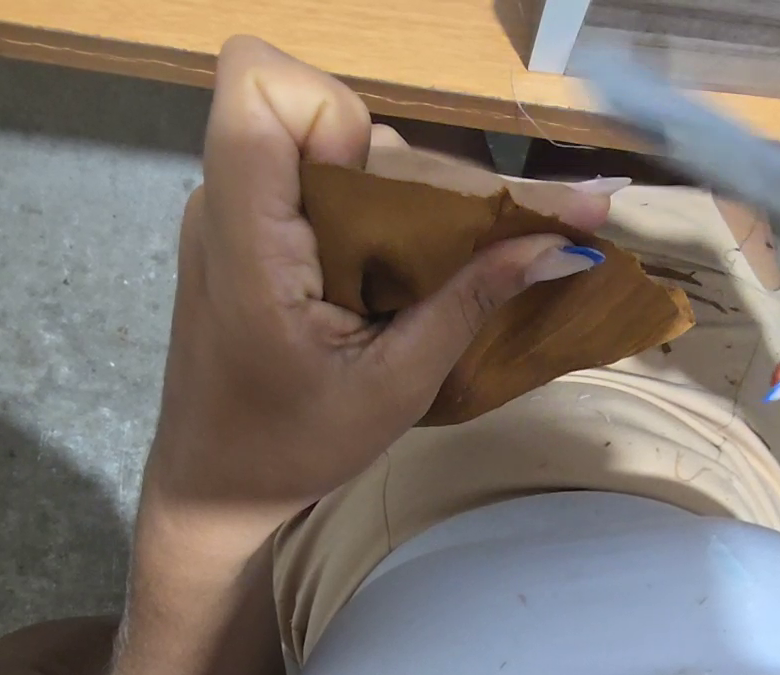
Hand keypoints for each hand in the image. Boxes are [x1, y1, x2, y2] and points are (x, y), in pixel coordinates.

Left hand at [149, 37, 610, 517]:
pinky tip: (383, 287)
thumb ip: (470, 301)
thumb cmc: (296, 447)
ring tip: (411, 282)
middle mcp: (226, 205)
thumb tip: (561, 243)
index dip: (335, 117)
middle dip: (390, 170)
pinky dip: (364, 221)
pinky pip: (313, 189)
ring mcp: (231, 218)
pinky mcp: (245, 238)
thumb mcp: (396, 382)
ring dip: (385, 201)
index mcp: (247, 240)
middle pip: (315, 116)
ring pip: (322, 150)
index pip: (265, 86)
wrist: (218, 484)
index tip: (383, 201)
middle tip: (436, 252)